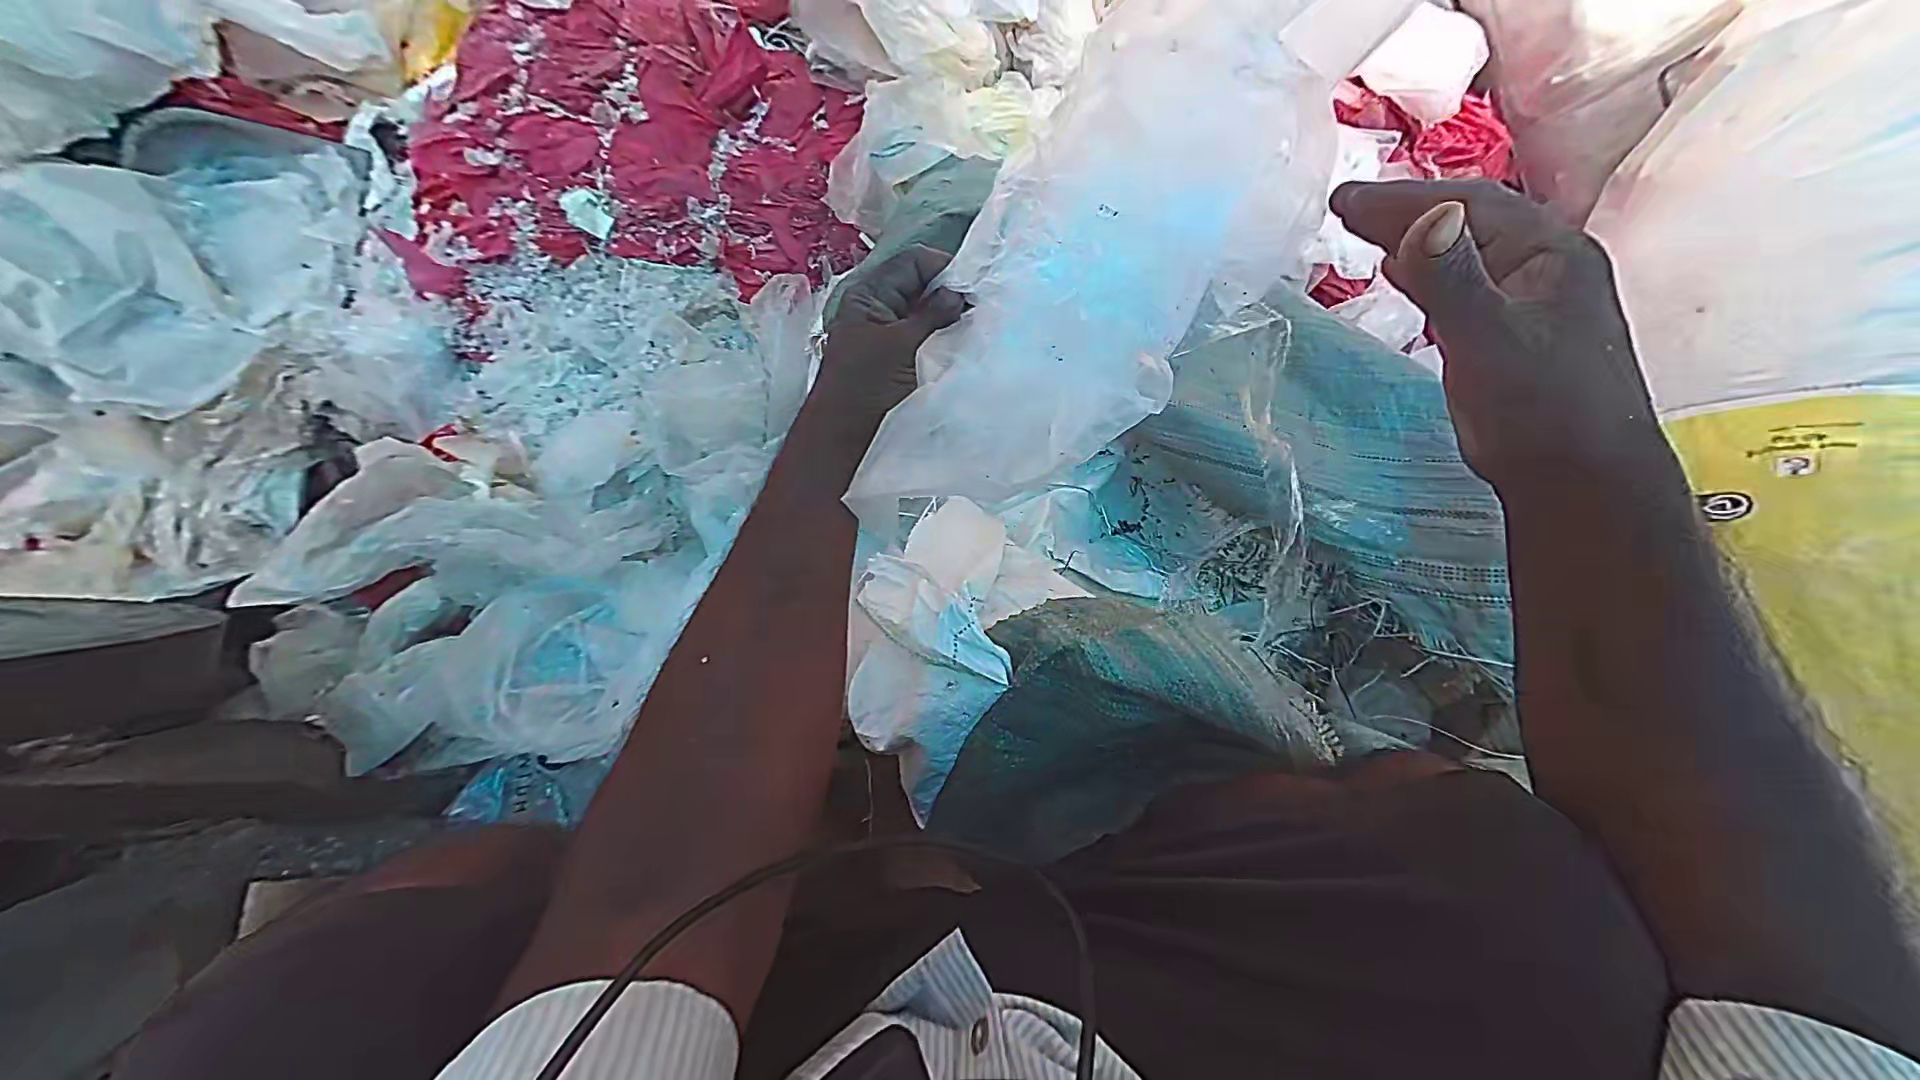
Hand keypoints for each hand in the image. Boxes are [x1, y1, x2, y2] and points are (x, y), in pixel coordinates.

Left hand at [809, 245, 965, 432]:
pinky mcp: (900, 362)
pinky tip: (963, 348)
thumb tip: (959, 291)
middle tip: (981, 310)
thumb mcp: (902, 345)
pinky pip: (927, 340)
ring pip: (927, 315)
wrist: (846, 441)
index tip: (975, 288)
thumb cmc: (868, 389)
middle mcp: (879, 311)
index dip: (944, 268)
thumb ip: (933, 314)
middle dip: (951, 295)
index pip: (913, 263)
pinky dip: (944, 341)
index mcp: (870, 296)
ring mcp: (890, 337)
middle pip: (922, 287)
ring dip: (950, 320)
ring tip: (976, 329)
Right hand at [1330, 180, 1676, 497]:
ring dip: (1413, 237)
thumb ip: (1453, 281)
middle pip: (1467, 222)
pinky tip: (1403, 274)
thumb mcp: (1488, 340)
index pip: (1468, 207)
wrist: (1576, 473)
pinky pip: (1461, 283)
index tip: (1343, 200)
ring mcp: (1527, 300)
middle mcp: (1542, 266)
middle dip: (1403, 212)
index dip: (1402, 201)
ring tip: (1364, 231)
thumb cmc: (1537, 407)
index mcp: (1547, 254)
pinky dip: (1425, 271)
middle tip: (1344, 208)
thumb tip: (1427, 218)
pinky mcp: (1508, 331)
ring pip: (1463, 252)